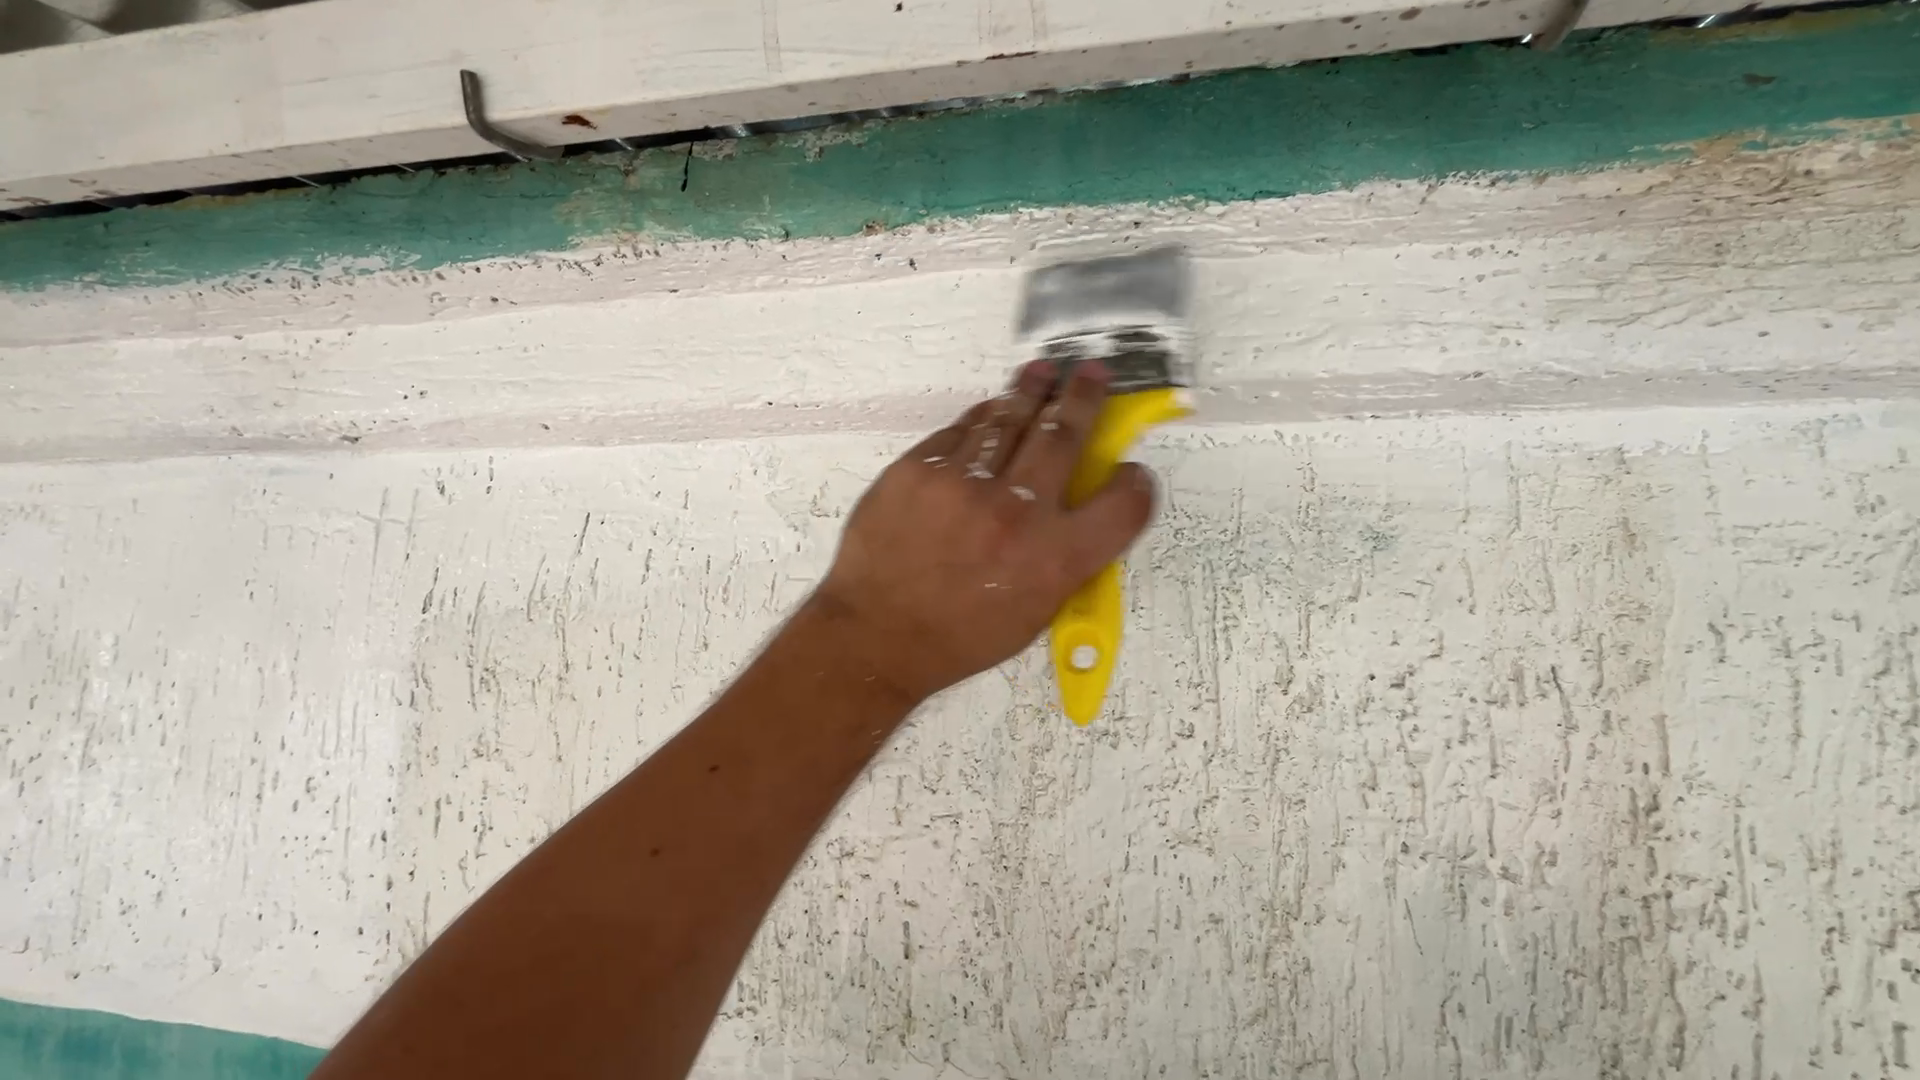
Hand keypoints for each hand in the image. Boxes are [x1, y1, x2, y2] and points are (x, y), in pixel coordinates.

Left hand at [812, 360, 1157, 701]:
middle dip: (1084, 397)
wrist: (877, 634)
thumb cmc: (961, 635)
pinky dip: (979, 422)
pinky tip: (988, 414)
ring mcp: (963, 484)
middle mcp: (1017, 512)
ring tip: (1042, 372)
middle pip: (1065, 434)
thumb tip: (1072, 507)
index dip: (1136, 485)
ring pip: (1008, 419)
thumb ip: (1063, 559)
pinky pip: (959, 432)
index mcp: (1055, 559)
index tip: (1130, 473)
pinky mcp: (918, 469)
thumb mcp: (1033, 614)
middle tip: (1090, 371)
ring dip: (1031, 391)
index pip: (1123, 505)